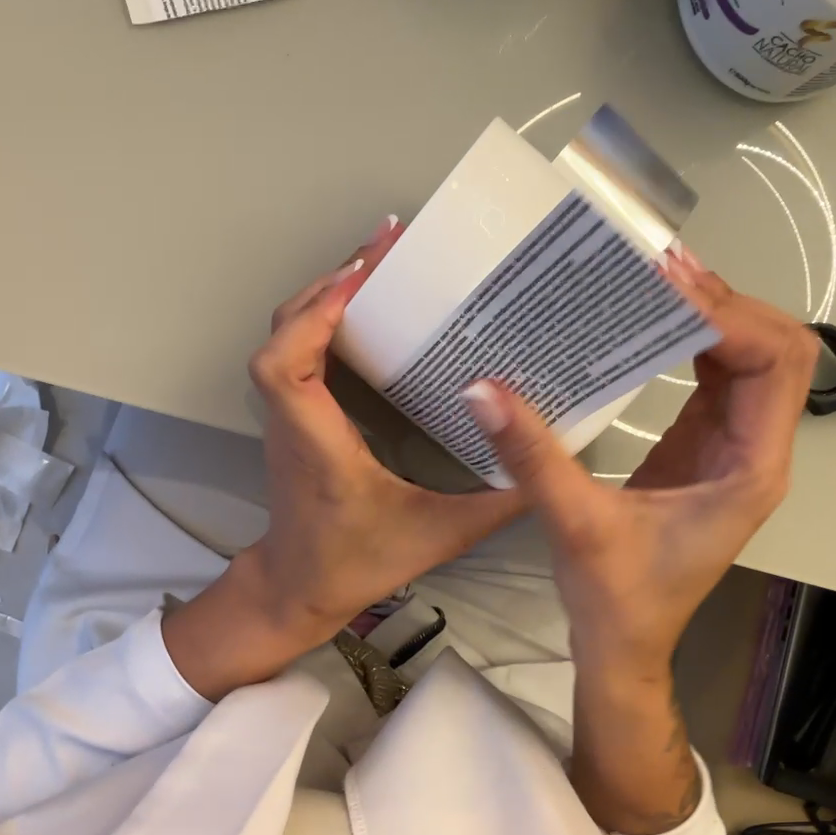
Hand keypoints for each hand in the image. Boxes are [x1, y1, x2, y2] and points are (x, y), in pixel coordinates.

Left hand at [165, 219, 526, 698]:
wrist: (297, 587)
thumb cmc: (356, 564)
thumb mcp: (438, 536)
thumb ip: (498, 504)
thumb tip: (551, 466)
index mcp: (319, 445)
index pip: (285, 366)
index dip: (315, 313)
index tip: (361, 277)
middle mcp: (292, 421)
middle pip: (284, 329)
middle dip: (332, 281)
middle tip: (389, 247)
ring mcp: (286, 416)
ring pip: (285, 335)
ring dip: (326, 292)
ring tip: (381, 263)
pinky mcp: (293, 416)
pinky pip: (297, 352)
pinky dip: (324, 316)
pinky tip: (366, 305)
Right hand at [463, 247, 816, 833]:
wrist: (624, 647)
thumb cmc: (616, 599)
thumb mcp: (574, 523)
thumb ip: (534, 455)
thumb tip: (483, 390)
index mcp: (748, 469)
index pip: (774, 364)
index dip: (728, 315)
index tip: (665, 285)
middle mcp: (754, 450)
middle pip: (775, 349)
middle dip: (724, 303)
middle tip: (656, 270)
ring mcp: (731, 448)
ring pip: (749, 359)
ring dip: (710, 317)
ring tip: (651, 282)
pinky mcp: (703, 450)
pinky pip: (714, 379)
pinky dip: (690, 344)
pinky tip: (647, 324)